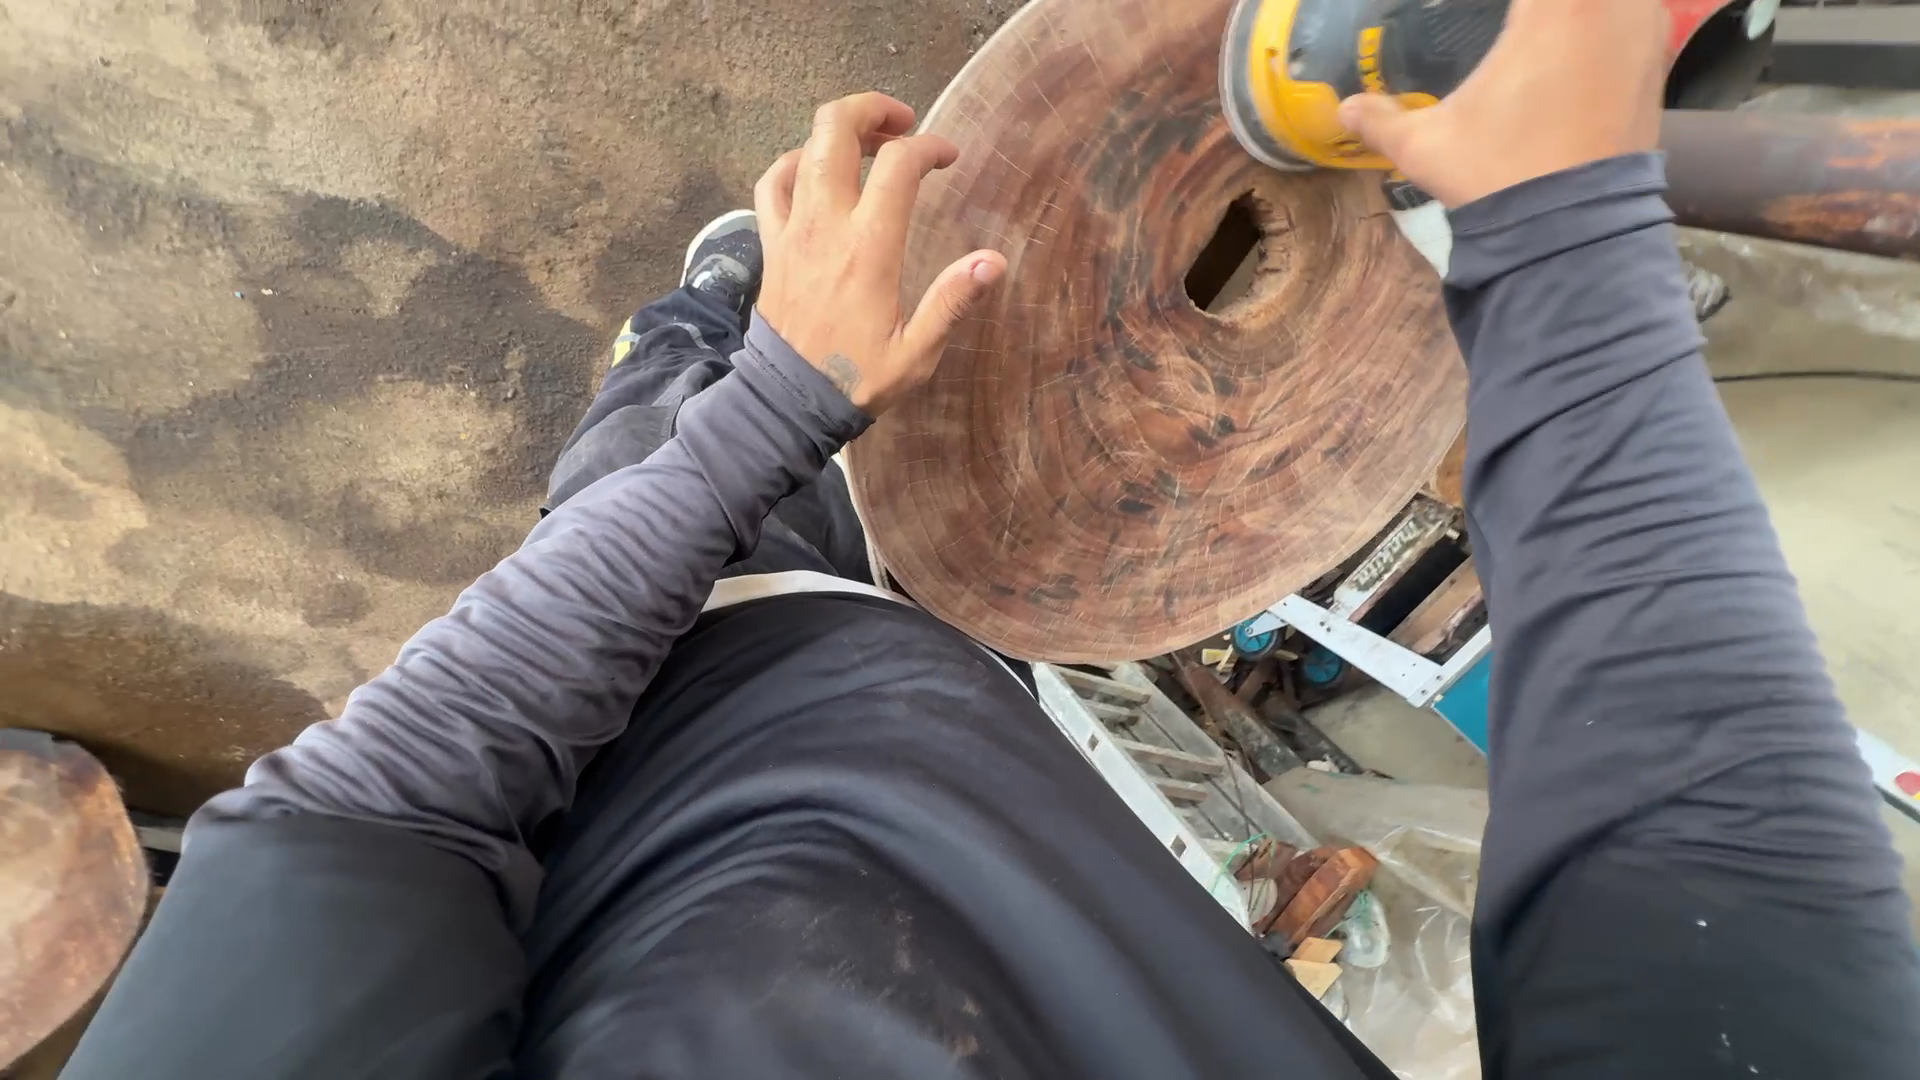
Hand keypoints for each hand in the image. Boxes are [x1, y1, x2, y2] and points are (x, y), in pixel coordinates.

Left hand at [754, 92, 1007, 414]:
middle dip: (872, 110)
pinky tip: (815, 173)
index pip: (900, 166)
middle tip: (902, 124)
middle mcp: (826, 225)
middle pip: (836, 129)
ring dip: (837, 132)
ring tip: (867, 145)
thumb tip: (993, 261)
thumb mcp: (916, 353)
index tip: (948, 158)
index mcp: (869, 248)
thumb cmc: (858, 378)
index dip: (929, 148)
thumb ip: (951, 302)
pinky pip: (772, 183)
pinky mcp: (771, 244)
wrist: (790, 400)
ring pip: (804, 148)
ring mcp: (791, 231)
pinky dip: (795, 163)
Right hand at [1336, 0, 1669, 208]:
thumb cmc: (1493, 172)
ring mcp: (1644, 22)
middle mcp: (1610, 0)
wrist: (1566, 223)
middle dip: (1536, 8)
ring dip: (1568, 12)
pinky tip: (1571, 48)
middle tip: (1509, 24)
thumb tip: (1345, 108)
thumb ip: (1381, 120)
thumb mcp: (1422, 146)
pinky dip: (1602, 18)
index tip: (1470, 15)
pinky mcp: (1658, 52)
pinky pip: (1631, 10)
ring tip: (1537, 31)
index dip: (1508, 7)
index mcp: (1554, 6)